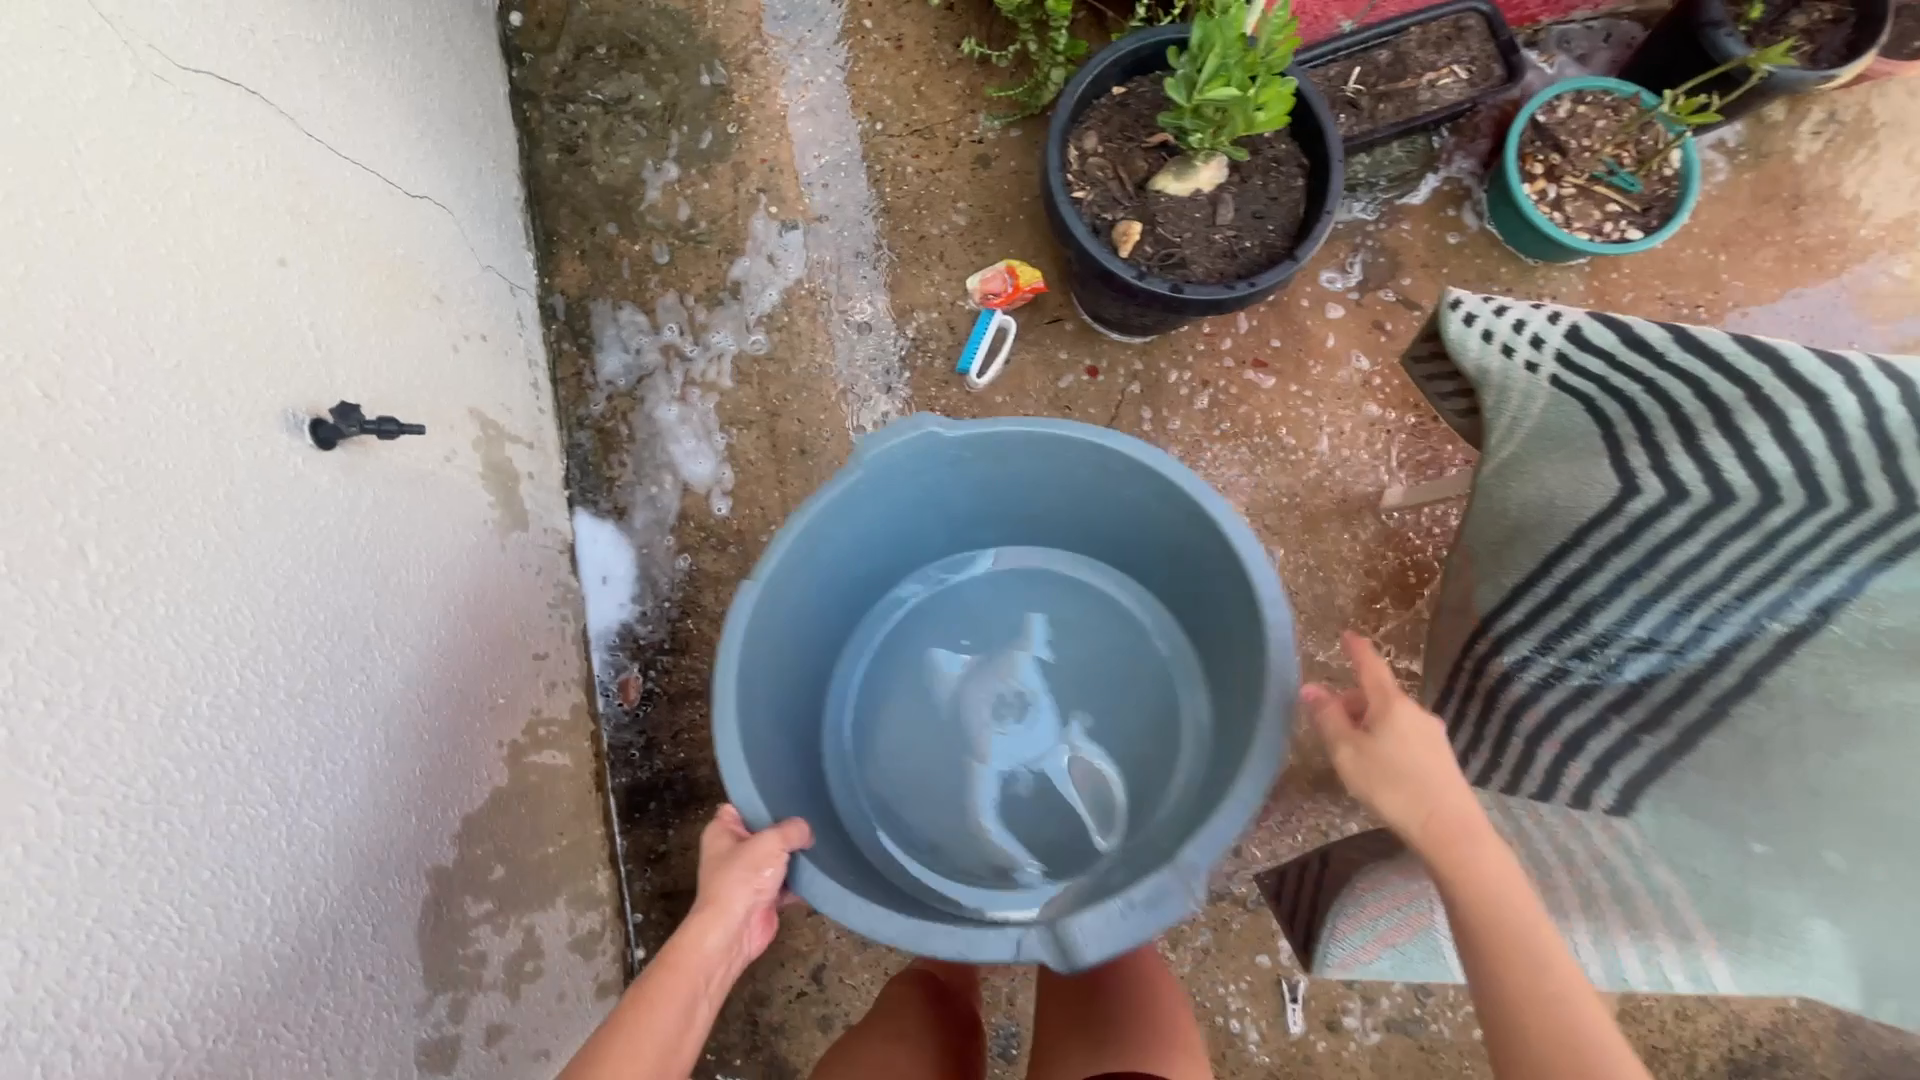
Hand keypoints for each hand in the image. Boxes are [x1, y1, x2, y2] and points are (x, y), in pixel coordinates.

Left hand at [688, 805, 811, 975]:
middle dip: (788, 827)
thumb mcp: (771, 841)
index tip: (788, 791)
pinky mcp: (763, 897)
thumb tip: (807, 832)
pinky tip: (822, 869)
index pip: (742, 805)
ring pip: (778, 857)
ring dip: (797, 855)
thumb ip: (793, 829)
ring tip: (823, 839)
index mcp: (723, 830)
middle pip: (765, 831)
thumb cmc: (743, 877)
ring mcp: (748, 875)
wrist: (735, 931)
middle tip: (814, 814)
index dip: (762, 797)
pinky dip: (801, 880)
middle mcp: (733, 851)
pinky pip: (787, 882)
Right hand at [1299, 632, 1482, 861]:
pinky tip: (1377, 768)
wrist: (1450, 829)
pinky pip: (1404, 736)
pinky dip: (1384, 739)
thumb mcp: (1347, 752)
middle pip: (1377, 696)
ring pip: (1391, 717)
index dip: (1357, 650)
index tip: (1347, 635)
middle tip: (1330, 724)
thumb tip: (1310, 688)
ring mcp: (1432, 735)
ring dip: (1367, 724)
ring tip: (1350, 752)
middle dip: (1352, 702)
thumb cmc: (1391, 785)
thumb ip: (1327, 718)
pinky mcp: (1441, 758)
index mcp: (1390, 704)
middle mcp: (1415, 712)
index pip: (1371, 666)